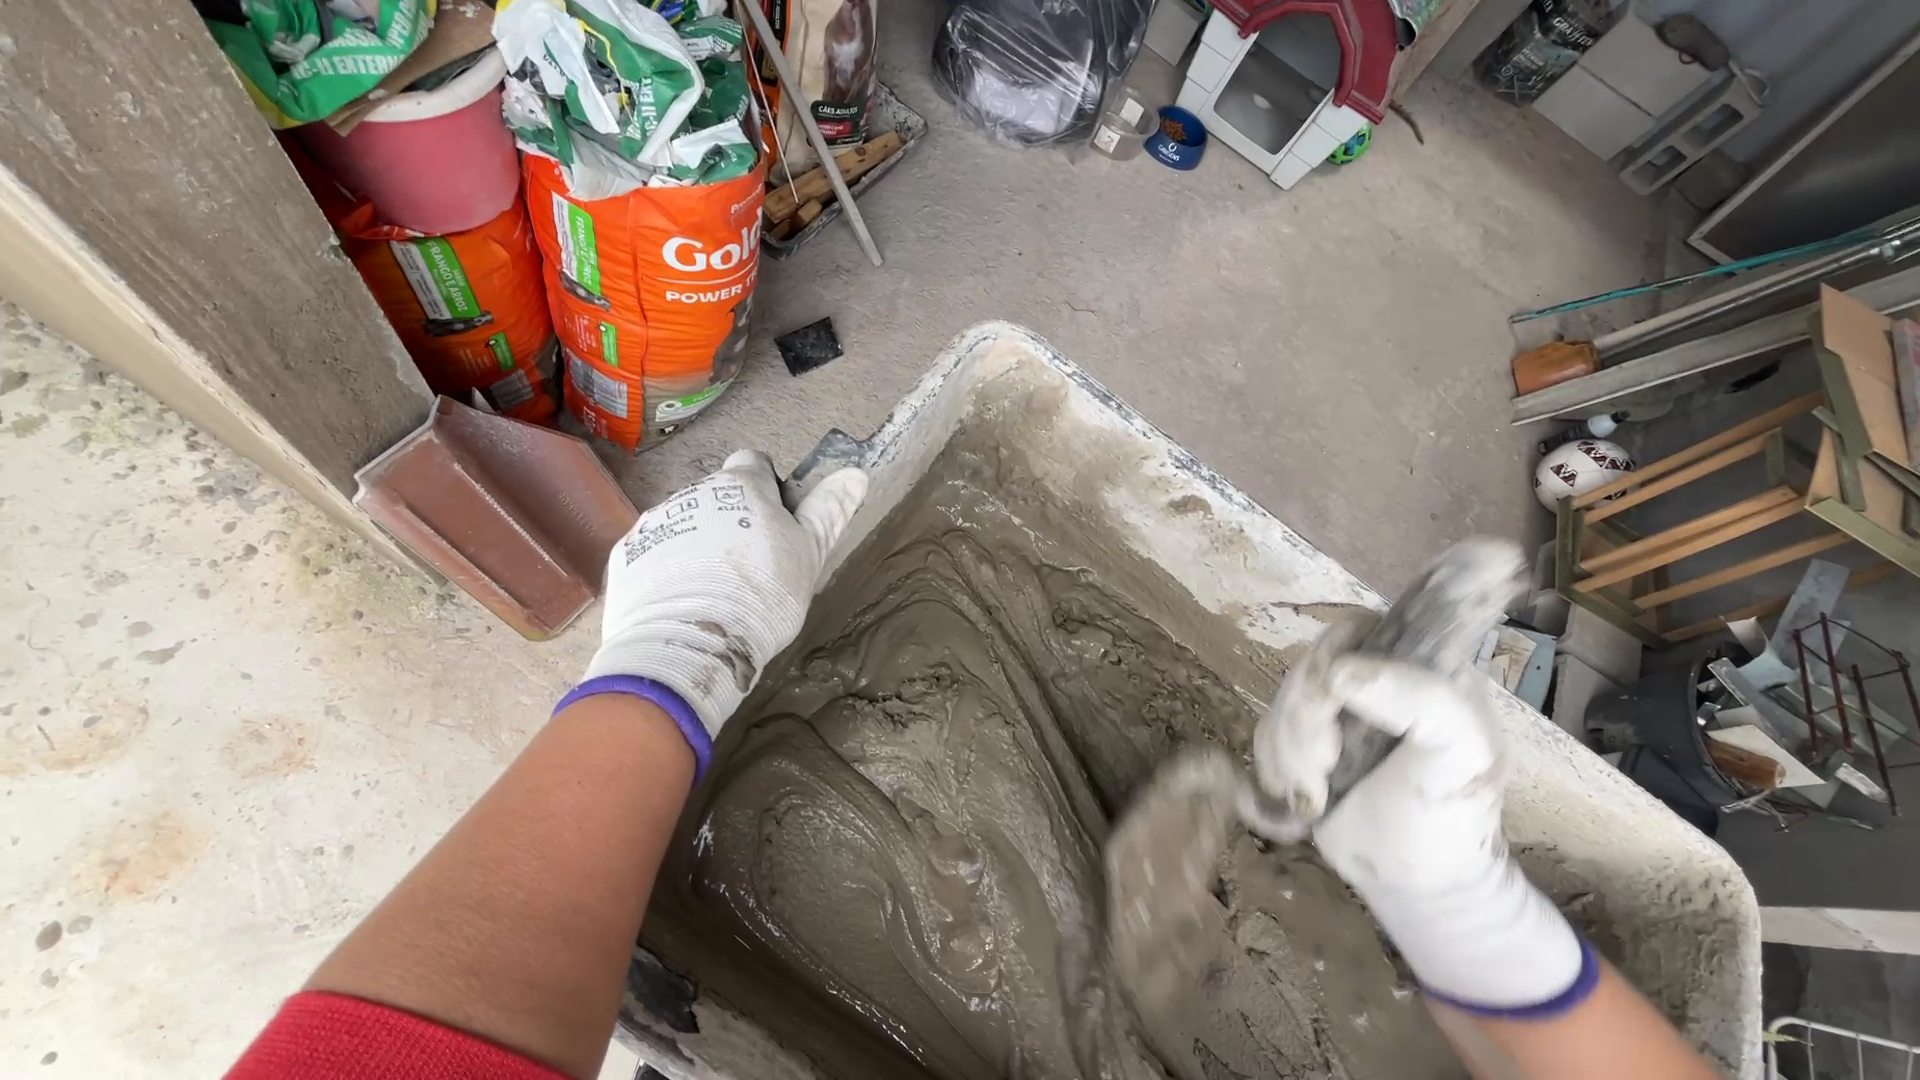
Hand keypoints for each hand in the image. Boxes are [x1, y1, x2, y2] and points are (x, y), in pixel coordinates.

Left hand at [578, 451, 867, 767]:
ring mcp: (654, 522)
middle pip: (717, 496)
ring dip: (699, 543)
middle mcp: (693, 491)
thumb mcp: (808, 553)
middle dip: (730, 520)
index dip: (767, 489)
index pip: (754, 463)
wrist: (690, 641)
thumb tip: (856, 474)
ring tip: (714, 590)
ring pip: (685, 524)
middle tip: (749, 567)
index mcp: (741, 485)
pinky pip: (655, 553)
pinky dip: (668, 569)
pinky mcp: (627, 555)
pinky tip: (683, 601)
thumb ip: (828, 512)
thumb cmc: (762, 592)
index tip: (775, 523)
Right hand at [1245, 655, 1591, 1013]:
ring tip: (1317, 796)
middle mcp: (1372, 680)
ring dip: (1288, 753)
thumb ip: (1422, 698)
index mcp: (1418, 667)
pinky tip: (1301, 799)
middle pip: (1308, 668)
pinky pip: (1265, 733)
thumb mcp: (1458, 755)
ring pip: (1281, 703)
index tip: (1331, 706)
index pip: (1356, 630)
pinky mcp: (1301, 741)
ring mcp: (1333, 711)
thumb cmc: (1446, 820)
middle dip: (1304, 721)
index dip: (1330, 662)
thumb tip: (1340, 674)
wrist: (1412, 885)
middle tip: (1324, 767)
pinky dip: (1274, 767)